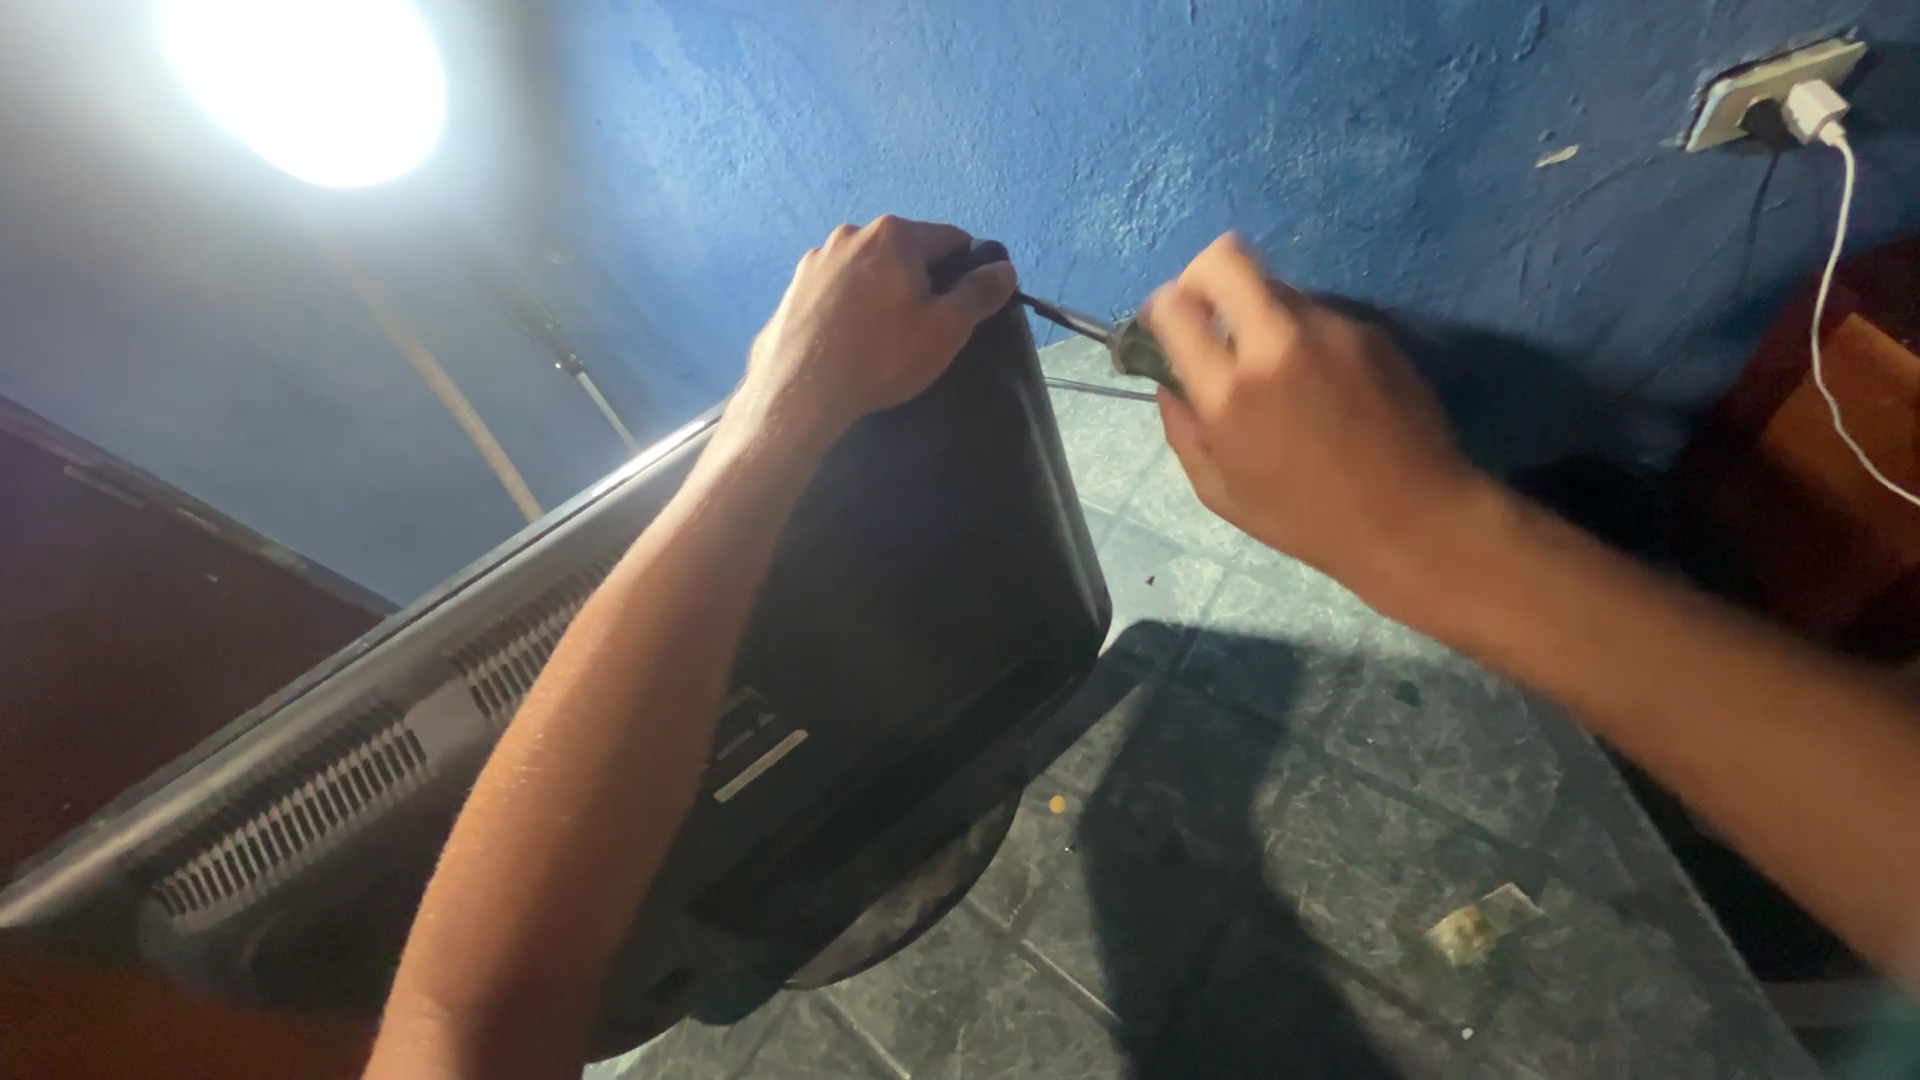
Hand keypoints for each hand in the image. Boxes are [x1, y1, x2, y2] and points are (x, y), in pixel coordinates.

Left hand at [728, 215, 1017, 451]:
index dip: (967, 271)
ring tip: (881, 339)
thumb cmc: (882, 357)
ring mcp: (817, 259)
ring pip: (868, 269)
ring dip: (882, 292)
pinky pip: (838, 289)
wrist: (800, 391)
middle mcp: (852, 233)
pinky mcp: (794, 287)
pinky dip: (850, 306)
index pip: (952, 239)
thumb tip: (1004, 268)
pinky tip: (848, 341)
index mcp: (895, 234)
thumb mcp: (946, 329)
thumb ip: (980, 293)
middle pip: (906, 252)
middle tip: (922, 330)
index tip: (964, 308)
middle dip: (921, 282)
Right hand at [1143, 234, 1486, 601]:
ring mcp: (1331, 329)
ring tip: (1275, 368)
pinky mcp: (1371, 330)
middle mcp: (1277, 343)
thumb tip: (1170, 384)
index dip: (1160, 307)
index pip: (1175, 307)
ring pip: (1275, 288)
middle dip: (1202, 275)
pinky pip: (1317, 314)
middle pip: (1226, 258)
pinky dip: (1302, 336)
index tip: (1165, 324)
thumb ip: (1183, 429)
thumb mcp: (1218, 491)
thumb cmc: (1303, 519)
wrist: (1411, 519)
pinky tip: (1320, 383)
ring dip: (1257, 314)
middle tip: (1206, 311)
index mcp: (1229, 392)